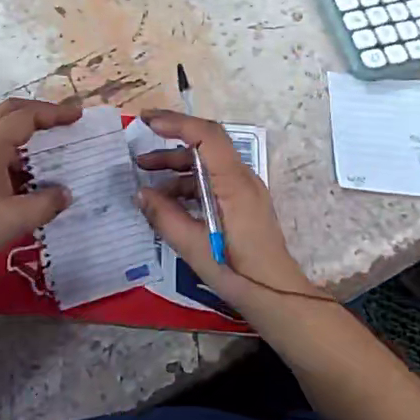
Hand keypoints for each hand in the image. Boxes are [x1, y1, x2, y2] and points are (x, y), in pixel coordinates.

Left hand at [0, 98, 79, 295]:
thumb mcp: (15, 220)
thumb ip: (46, 203)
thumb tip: (65, 193)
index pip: (25, 117)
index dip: (54, 113)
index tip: (78, 115)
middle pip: (8, 113)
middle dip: (38, 113)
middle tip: (64, 121)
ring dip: (24, 136)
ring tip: (50, 154)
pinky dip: (12, 156)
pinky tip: (25, 181)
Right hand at [129, 110, 327, 311]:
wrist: (278, 297)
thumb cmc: (238, 272)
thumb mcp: (195, 247)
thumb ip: (166, 217)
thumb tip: (141, 193)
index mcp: (234, 182)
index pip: (207, 136)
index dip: (177, 123)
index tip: (148, 122)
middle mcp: (242, 178)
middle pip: (206, 144)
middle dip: (171, 140)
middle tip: (141, 142)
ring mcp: (244, 190)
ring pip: (207, 163)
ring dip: (176, 164)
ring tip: (145, 173)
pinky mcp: (242, 203)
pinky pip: (212, 180)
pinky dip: (187, 183)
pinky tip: (166, 199)